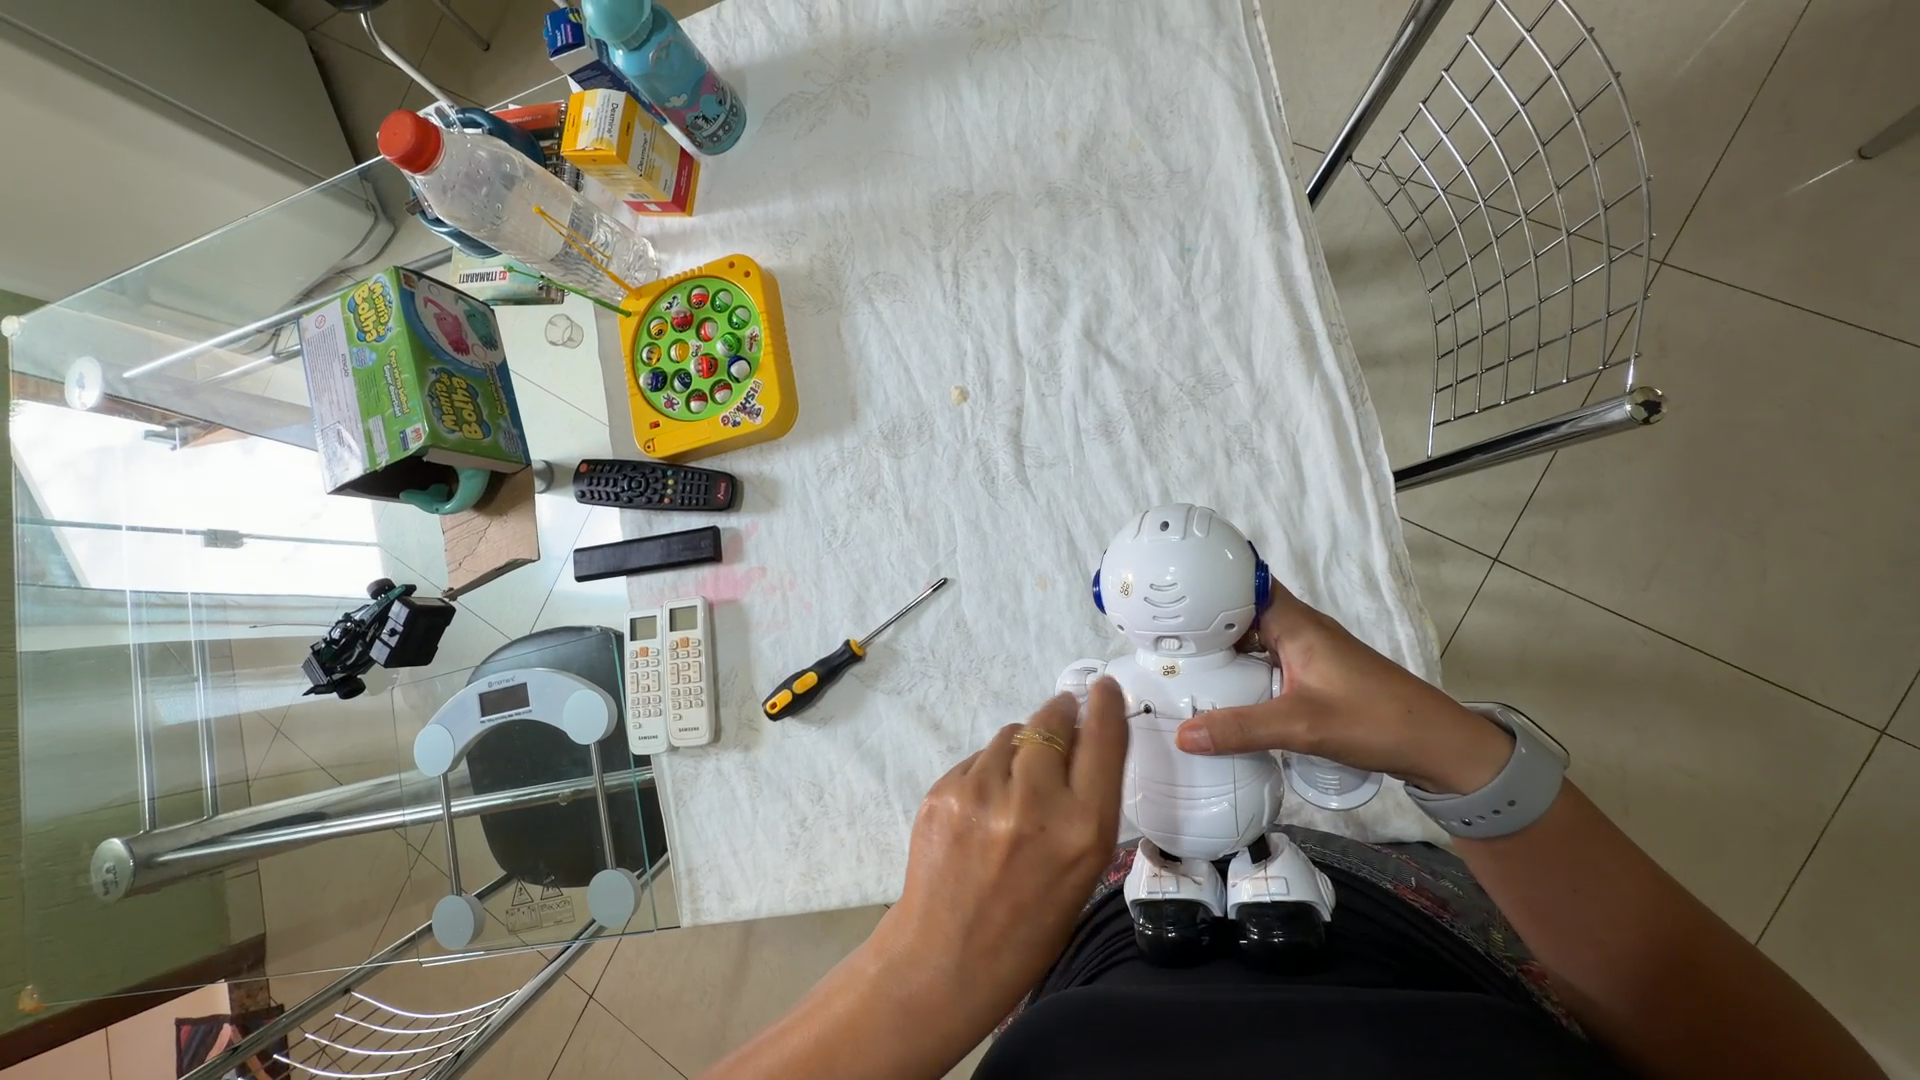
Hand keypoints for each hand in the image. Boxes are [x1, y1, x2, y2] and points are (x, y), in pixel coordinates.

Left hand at [874, 679, 1129, 1021]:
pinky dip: (987, 770)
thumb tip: (1081, 742)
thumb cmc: (1029, 925)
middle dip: (1059, 715)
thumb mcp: (1082, 869)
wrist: (946, 957)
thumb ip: (1086, 804)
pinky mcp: (943, 792)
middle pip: (1052, 722)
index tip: (1102, 686)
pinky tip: (984, 807)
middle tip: (1061, 718)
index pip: (1104, 742)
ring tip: (1015, 787)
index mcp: (1082, 829)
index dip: (1105, 706)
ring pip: (1011, 735)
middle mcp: (1034, 802)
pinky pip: (977, 758)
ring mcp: (982, 793)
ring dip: (1021, 747)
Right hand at [1173, 584, 1510, 793]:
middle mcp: (1299, 629)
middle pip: (1241, 610)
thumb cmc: (1376, 721)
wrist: (1438, 746)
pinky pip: (1263, 660)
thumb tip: (1183, 734)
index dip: (1207, 580)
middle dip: (1202, 617)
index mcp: (1297, 624)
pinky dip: (1239, 667)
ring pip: (1252, 637)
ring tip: (1177, 657)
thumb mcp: (1302, 727)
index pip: (1244, 583)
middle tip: (1158, 630)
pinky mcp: (1312, 674)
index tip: (1168, 591)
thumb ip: (1241, 729)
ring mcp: (1307, 652)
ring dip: (1220, 645)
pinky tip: (1218, 688)